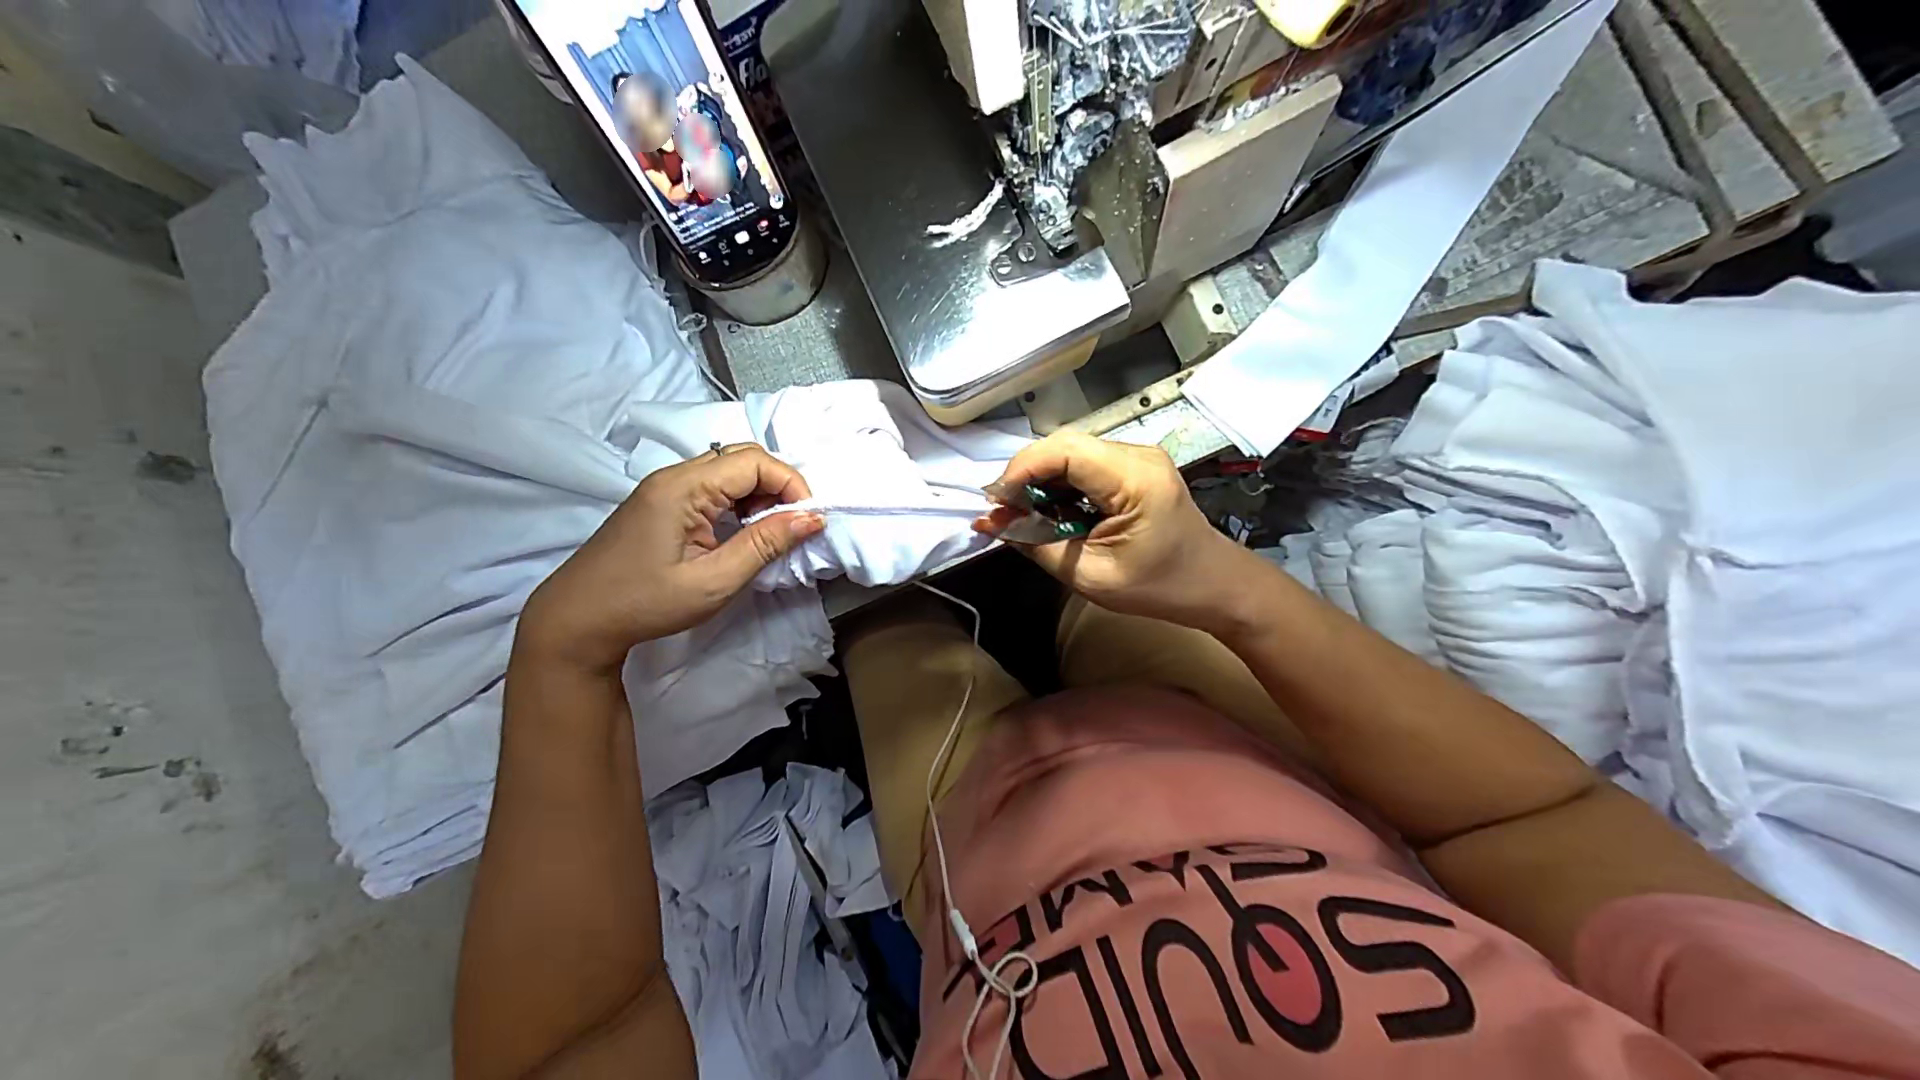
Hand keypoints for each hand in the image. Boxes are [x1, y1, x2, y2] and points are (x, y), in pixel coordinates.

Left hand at [517, 444, 823, 672]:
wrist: (576, 620)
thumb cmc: (645, 603)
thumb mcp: (714, 581)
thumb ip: (765, 545)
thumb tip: (812, 518)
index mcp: (684, 488)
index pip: (754, 462)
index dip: (790, 484)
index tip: (807, 521)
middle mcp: (674, 476)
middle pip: (743, 458)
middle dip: (778, 486)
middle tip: (790, 527)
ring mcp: (666, 487)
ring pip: (729, 470)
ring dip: (759, 495)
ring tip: (769, 534)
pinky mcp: (662, 502)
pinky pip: (713, 487)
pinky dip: (739, 503)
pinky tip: (742, 533)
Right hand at [978, 431, 1263, 635]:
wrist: (1215, 585)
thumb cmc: (1161, 588)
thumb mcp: (1091, 576)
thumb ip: (1037, 545)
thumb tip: (992, 524)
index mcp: (1134, 479)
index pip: (1064, 451)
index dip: (1022, 470)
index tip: (996, 502)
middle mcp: (1136, 455)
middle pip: (1064, 446)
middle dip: (1025, 474)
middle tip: (1001, 510)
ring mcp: (1136, 457)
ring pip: (1070, 452)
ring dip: (1038, 479)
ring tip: (1018, 513)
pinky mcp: (1132, 467)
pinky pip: (1084, 464)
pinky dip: (1057, 484)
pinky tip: (1046, 509)